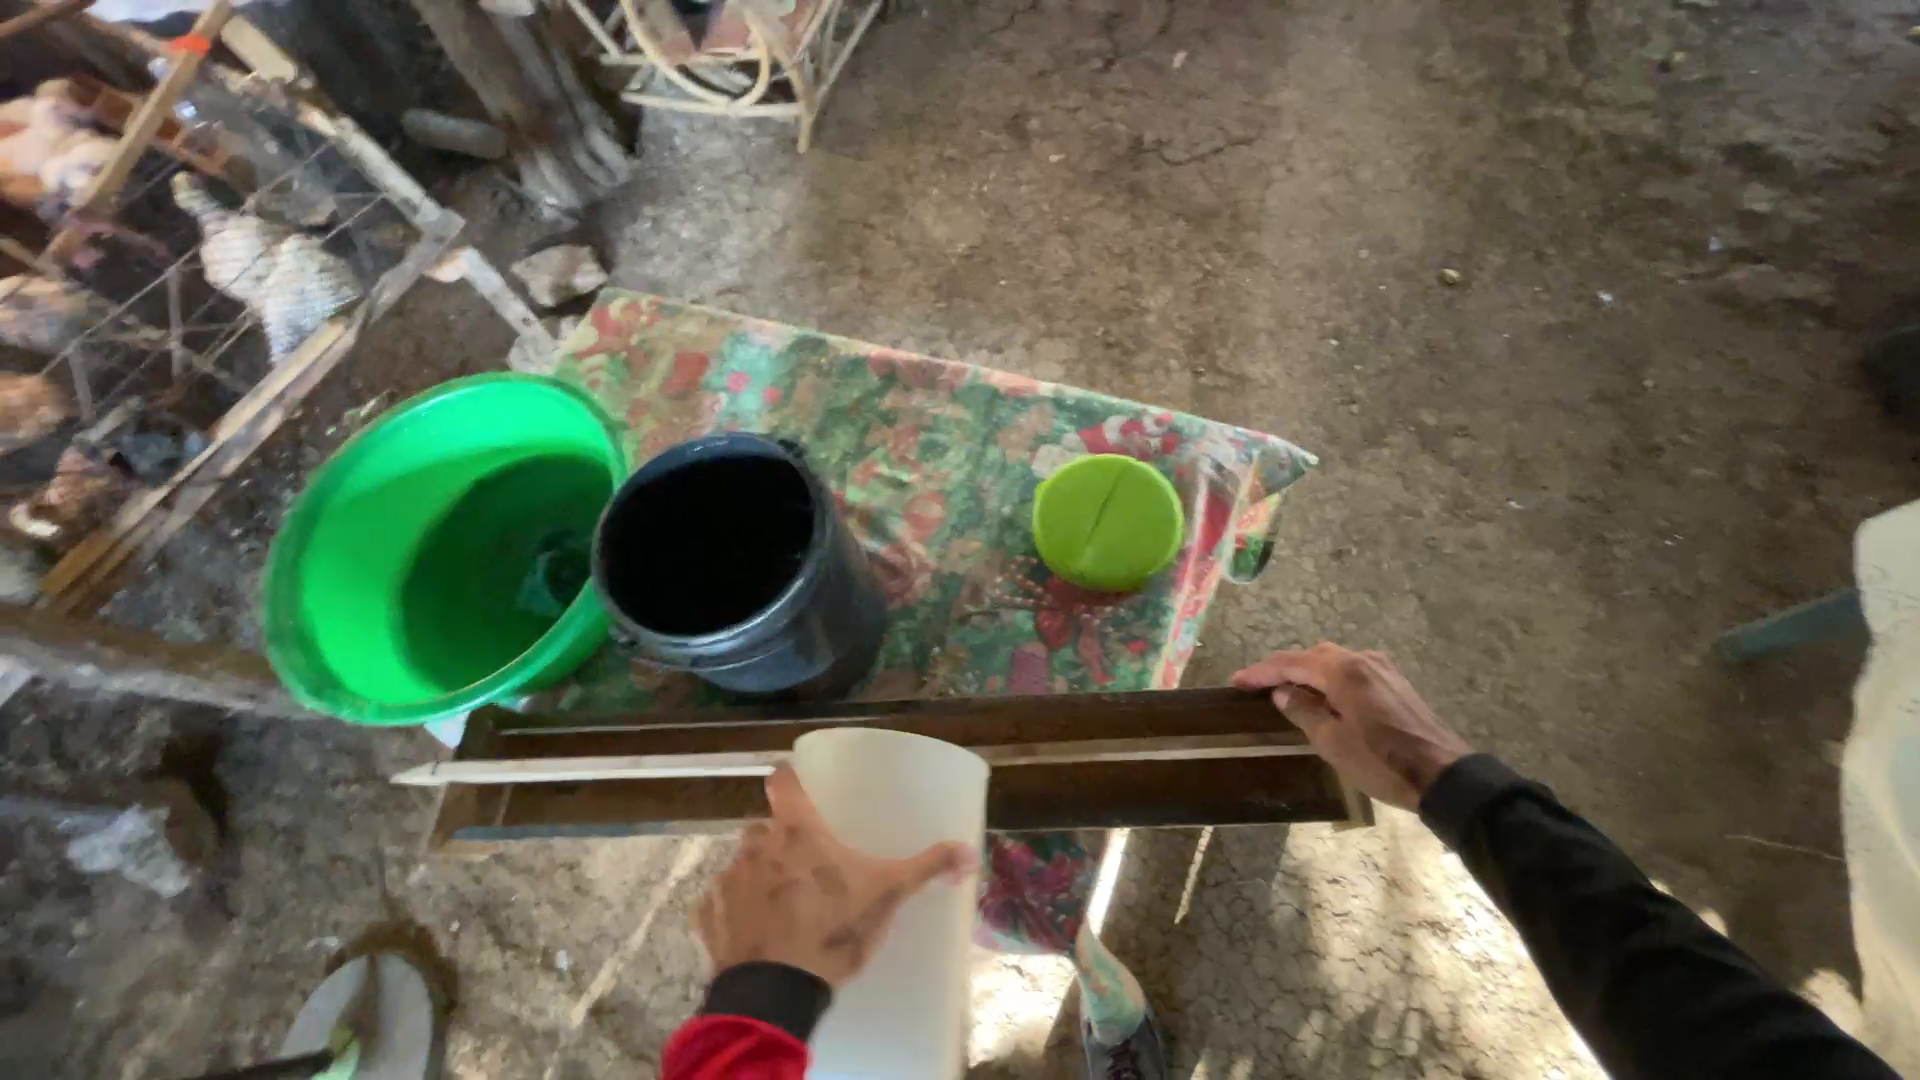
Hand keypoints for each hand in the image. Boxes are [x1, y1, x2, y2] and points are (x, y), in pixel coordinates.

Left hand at [694, 764, 976, 986]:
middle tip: (804, 864)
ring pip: (742, 863)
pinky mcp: (708, 916)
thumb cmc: (834, 928)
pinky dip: (735, 911)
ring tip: (781, 903)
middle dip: (779, 840)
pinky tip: (755, 932)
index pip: (782, 780)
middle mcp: (756, 844)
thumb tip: (970, 852)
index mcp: (796, 829)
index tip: (799, 784)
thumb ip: (926, 867)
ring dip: (757, 875)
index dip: (789, 778)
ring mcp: (727, 879)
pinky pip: (720, 903)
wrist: (776, 994)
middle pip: (764, 827)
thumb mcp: (887, 894)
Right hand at [1232, 643, 1473, 810]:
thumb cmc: (1381, 761)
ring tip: (1287, 690)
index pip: (1290, 663)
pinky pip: (1351, 670)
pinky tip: (1323, 695)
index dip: (1260, 672)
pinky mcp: (1395, 682)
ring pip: (1333, 661)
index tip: (1236, 682)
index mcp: (1343, 671)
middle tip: (1258, 686)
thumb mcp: (1332, 741)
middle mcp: (1362, 660)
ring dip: (1308, 672)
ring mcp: (1382, 669)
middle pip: (1312, 656)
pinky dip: (1330, 678)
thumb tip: (1283, 693)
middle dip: (1283, 668)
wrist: (1445, 776)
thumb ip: (1303, 711)